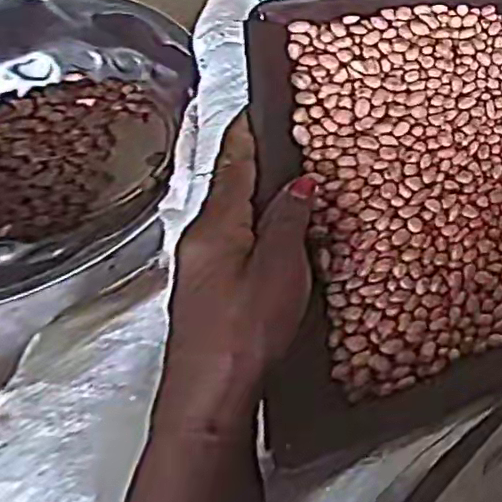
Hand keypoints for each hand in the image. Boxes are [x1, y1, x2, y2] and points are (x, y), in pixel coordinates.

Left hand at [159, 114, 312, 431]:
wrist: (210, 391)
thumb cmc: (246, 326)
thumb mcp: (280, 267)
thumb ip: (290, 221)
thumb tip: (299, 183)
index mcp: (215, 229)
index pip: (233, 169)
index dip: (246, 137)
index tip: (257, 109)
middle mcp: (202, 240)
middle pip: (230, 189)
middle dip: (254, 161)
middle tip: (284, 136)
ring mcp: (206, 264)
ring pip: (236, 213)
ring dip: (260, 191)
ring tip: (290, 173)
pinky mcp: (215, 284)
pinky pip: (240, 236)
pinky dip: (261, 218)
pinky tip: (282, 223)